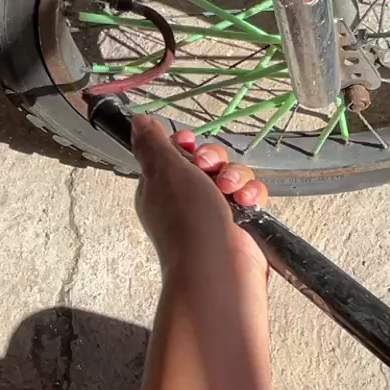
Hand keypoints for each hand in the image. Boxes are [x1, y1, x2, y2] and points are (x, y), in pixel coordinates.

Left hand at [132, 116, 266, 282]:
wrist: (217, 269)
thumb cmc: (186, 222)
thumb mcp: (163, 171)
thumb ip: (152, 143)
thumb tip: (138, 121)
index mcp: (161, 187)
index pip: (174, 154)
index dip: (185, 145)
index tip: (189, 144)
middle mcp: (187, 199)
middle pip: (207, 160)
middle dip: (213, 159)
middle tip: (209, 170)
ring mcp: (215, 211)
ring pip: (233, 174)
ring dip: (236, 176)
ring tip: (230, 191)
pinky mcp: (241, 221)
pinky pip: (251, 194)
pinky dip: (252, 194)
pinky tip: (247, 203)